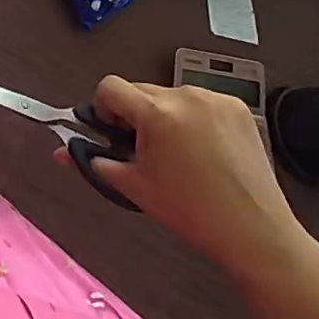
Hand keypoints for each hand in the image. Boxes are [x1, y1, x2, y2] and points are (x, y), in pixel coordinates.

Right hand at [75, 76, 316, 282]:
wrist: (256, 233)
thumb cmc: (192, 212)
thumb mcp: (134, 187)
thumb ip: (93, 163)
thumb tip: (62, 153)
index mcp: (156, 113)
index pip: (110, 86)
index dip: (104, 108)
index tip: (114, 132)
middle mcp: (185, 96)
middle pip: (140, 90)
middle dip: (135, 114)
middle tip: (145, 150)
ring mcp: (214, 99)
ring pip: (169, 96)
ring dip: (164, 115)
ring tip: (178, 153)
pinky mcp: (237, 106)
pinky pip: (199, 101)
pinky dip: (193, 117)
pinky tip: (203, 149)